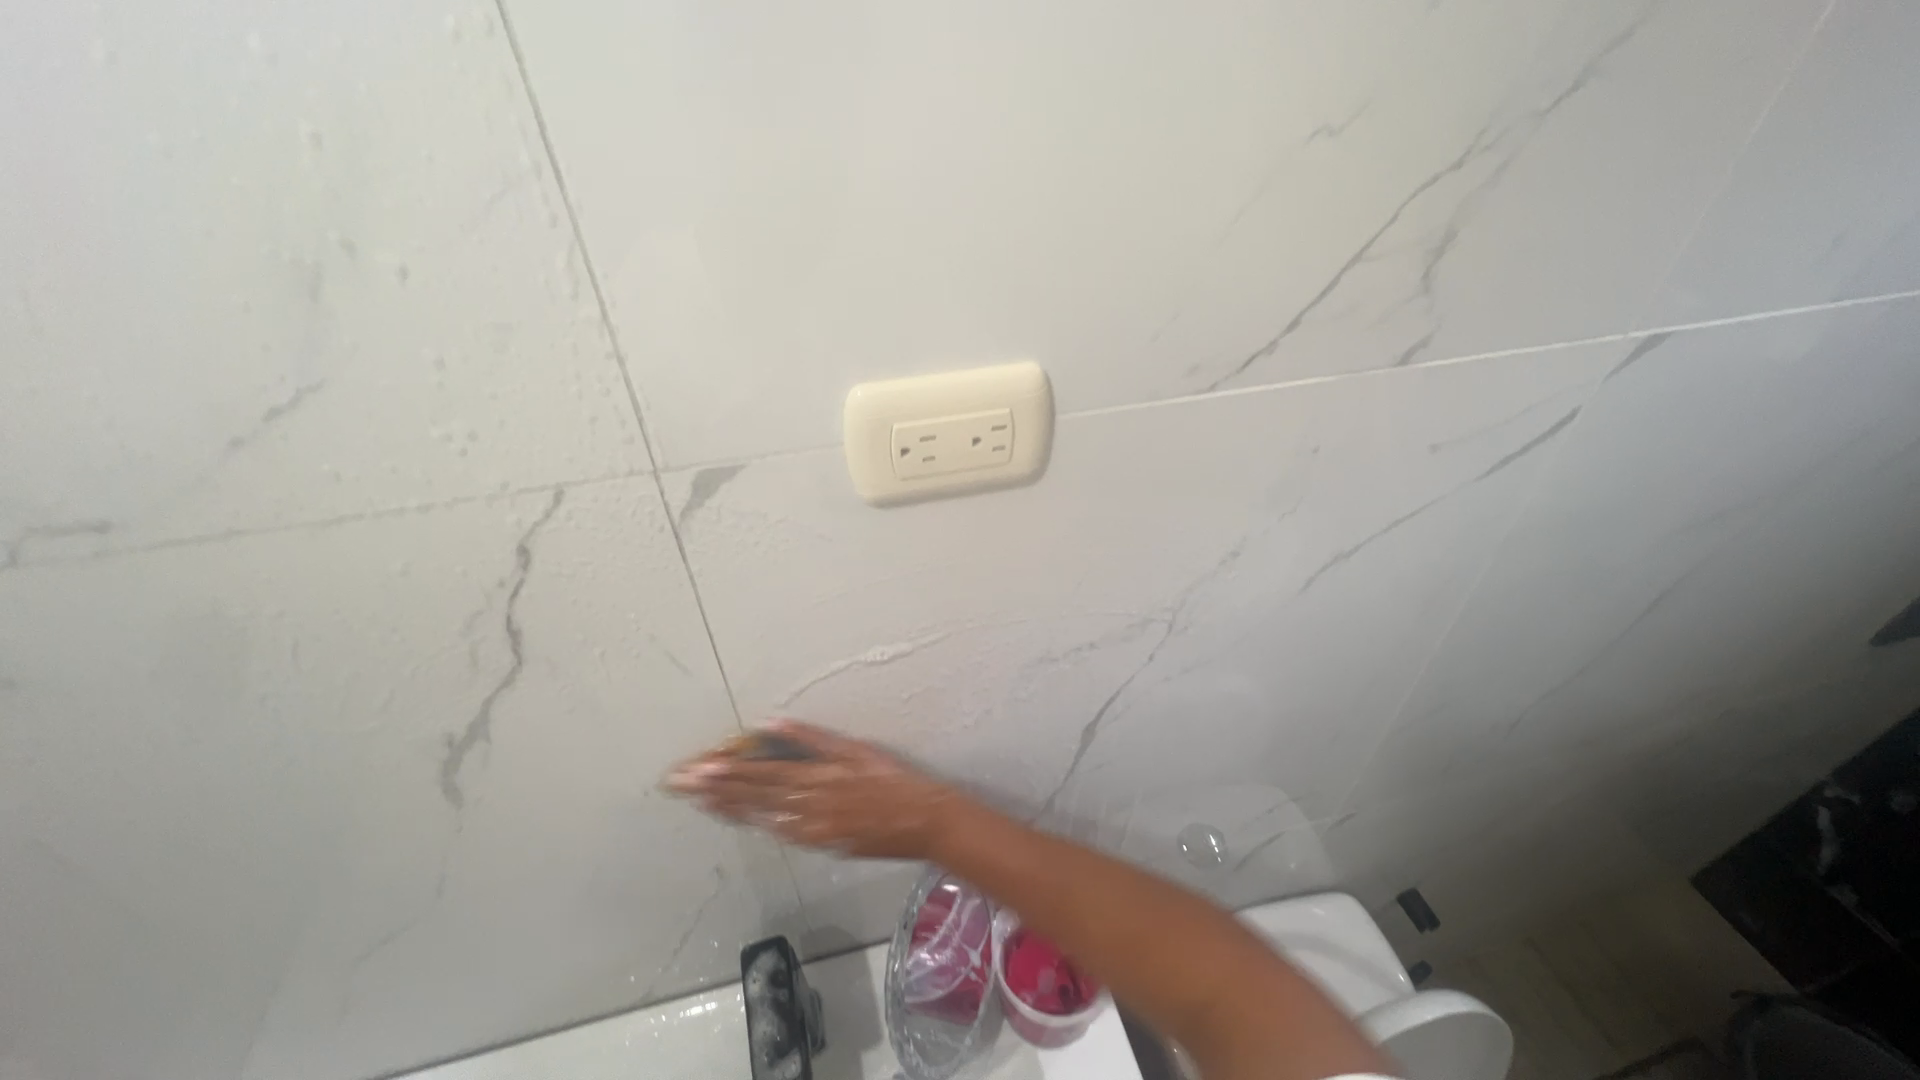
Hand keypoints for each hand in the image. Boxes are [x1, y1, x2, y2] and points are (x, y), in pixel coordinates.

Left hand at [663, 720, 962, 858]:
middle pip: (753, 796)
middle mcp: (807, 805)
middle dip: (715, 790)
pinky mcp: (821, 843)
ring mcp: (811, 828)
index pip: (761, 772)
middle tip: (679, 786)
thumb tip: (773, 726)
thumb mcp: (857, 750)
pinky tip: (740, 819)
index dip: (726, 771)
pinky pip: (781, 831)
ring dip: (728, 808)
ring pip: (761, 815)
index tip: (695, 768)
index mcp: (816, 777)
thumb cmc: (893, 779)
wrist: (923, 821)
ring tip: (698, 801)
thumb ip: (814, 739)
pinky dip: (756, 823)